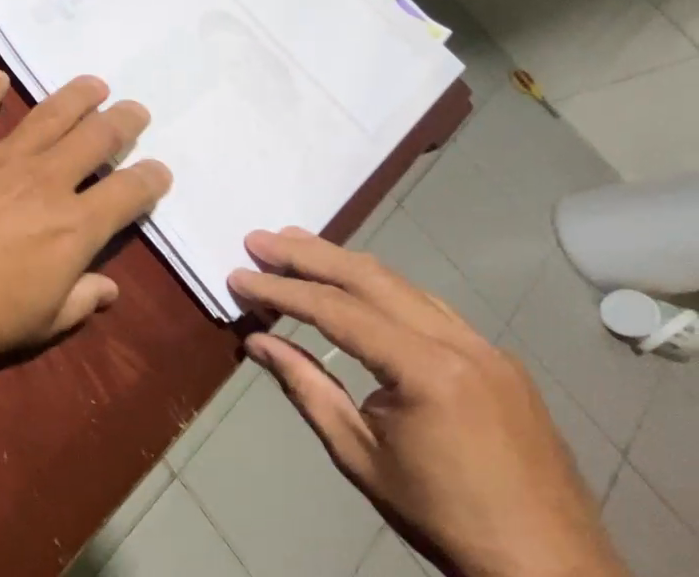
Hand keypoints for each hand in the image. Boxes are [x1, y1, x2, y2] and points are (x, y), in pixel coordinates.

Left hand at [0, 70, 169, 361]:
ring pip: (50, 115)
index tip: (158, 171)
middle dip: (123, 122)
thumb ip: (79, 301)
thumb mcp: (39, 324)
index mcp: (76, 227)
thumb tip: (108, 287)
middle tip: (134, 111)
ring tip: (93, 85)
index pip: (130, 193)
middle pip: (97, 139)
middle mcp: (47, 182)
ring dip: (77, 96)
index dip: (151, 179)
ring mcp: (1, 159)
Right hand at [229, 229, 625, 576]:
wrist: (548, 564)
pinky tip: (356, 285)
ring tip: (295, 245)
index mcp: (427, 371)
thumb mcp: (358, 452)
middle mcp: (462, 345)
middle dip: (308, 255)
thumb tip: (257, 341)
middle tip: (257, 240)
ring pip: (403, 286)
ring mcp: (487, 350)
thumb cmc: (441, 512)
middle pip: (371, 279)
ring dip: (345, 264)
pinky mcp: (499, 362)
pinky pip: (430, 308)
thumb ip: (306, 387)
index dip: (280, 290)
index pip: (336, 310)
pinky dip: (383, 288)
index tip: (237, 276)